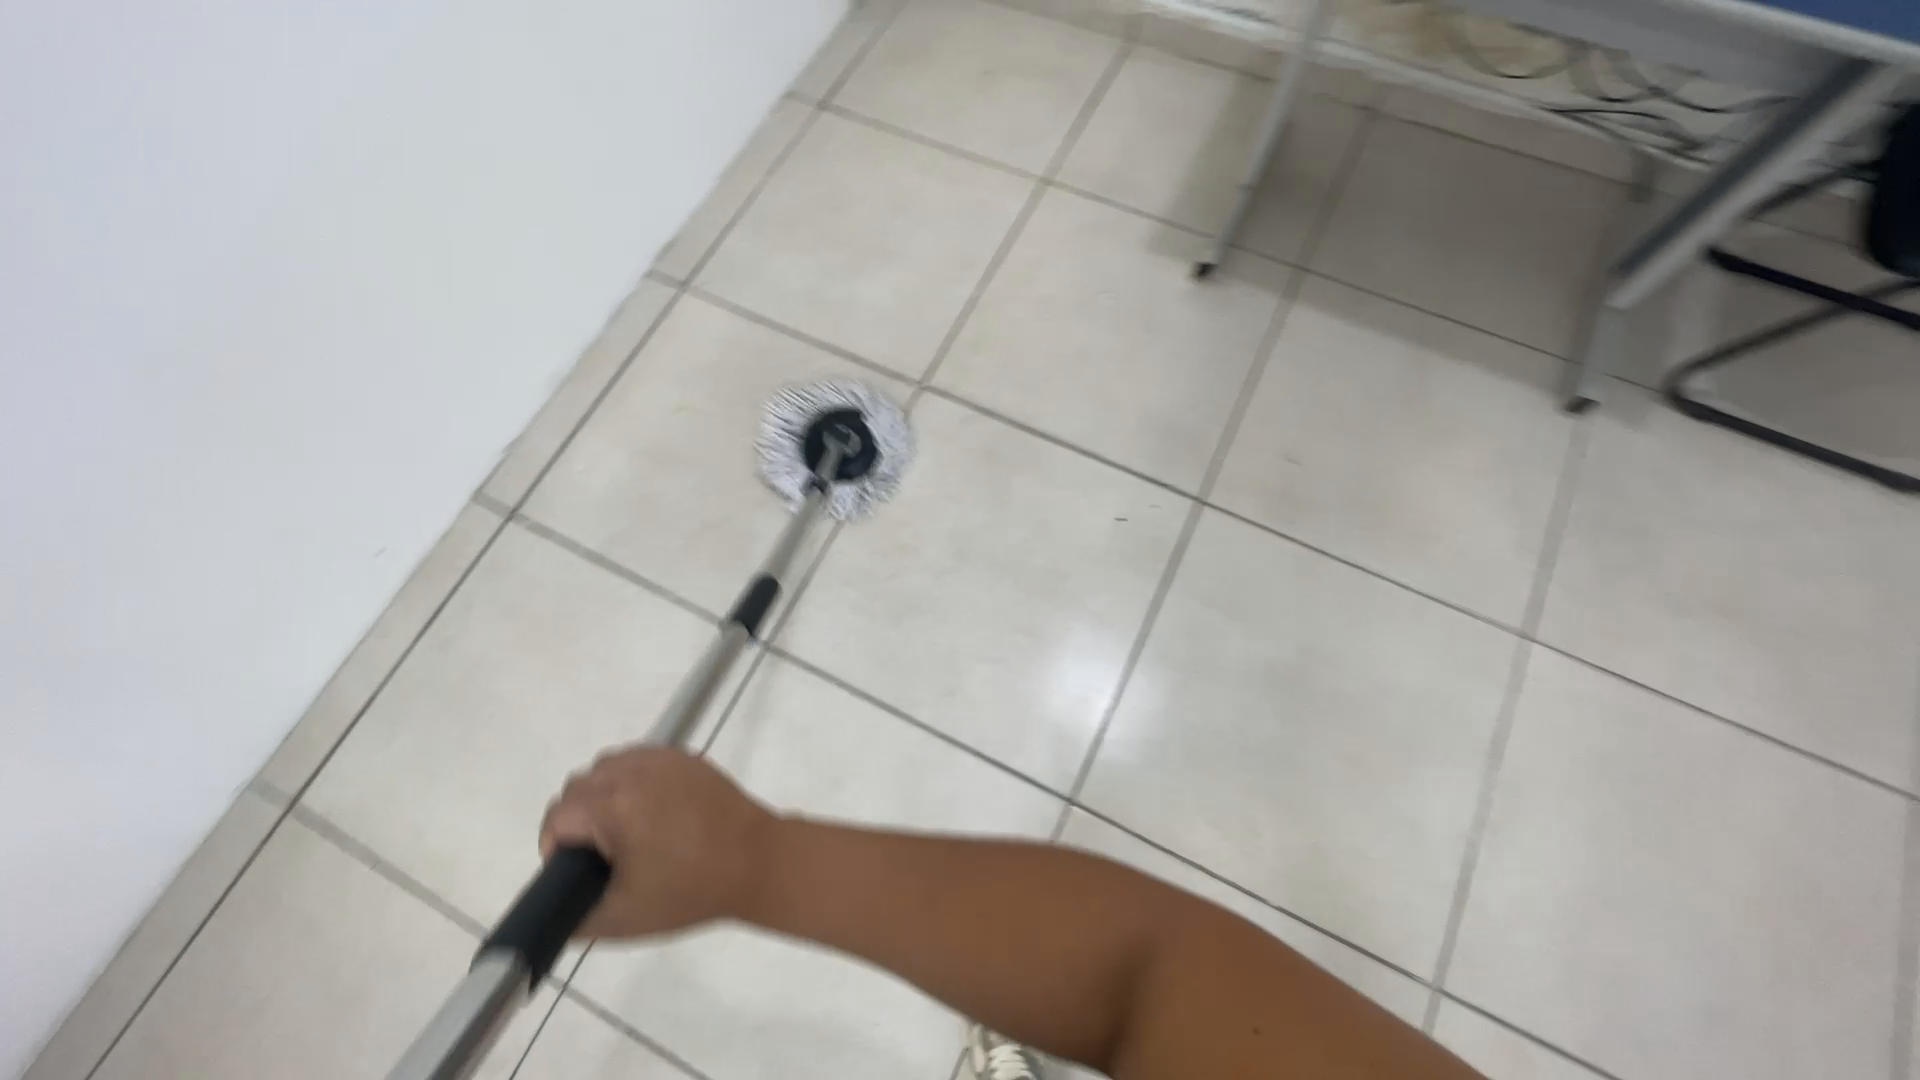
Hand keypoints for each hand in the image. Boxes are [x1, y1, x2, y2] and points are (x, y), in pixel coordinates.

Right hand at [540, 746, 776, 938]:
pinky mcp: (686, 758)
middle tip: (599, 854)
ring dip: (603, 795)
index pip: (558, 814)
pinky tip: (649, 812)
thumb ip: (574, 918)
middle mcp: (635, 771)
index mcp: (615, 805)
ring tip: (623, 832)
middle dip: (577, 819)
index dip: (555, 847)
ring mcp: (664, 759)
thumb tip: (554, 910)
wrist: (757, 861)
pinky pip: (640, 759)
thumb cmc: (690, 889)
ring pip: (609, 766)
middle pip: (580, 785)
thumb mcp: (623, 918)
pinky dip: (633, 780)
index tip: (576, 871)